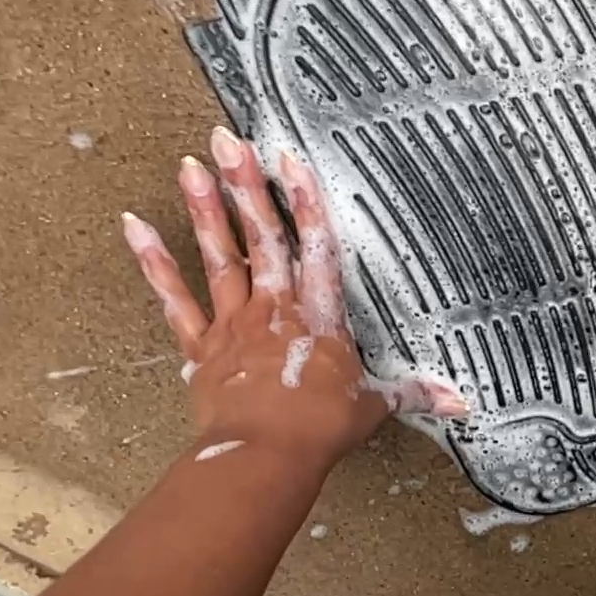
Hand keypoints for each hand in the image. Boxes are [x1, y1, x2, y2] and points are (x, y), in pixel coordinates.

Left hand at [121, 127, 464, 475]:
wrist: (264, 453)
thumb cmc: (324, 426)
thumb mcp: (376, 406)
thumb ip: (415, 393)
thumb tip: (462, 402)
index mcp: (321, 319)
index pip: (317, 251)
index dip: (307, 205)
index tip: (292, 162)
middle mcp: (275, 310)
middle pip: (263, 240)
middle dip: (248, 189)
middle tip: (229, 141)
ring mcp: (233, 324)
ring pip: (219, 257)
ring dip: (204, 210)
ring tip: (189, 165)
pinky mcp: (202, 345)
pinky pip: (174, 298)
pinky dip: (154, 262)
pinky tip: (134, 224)